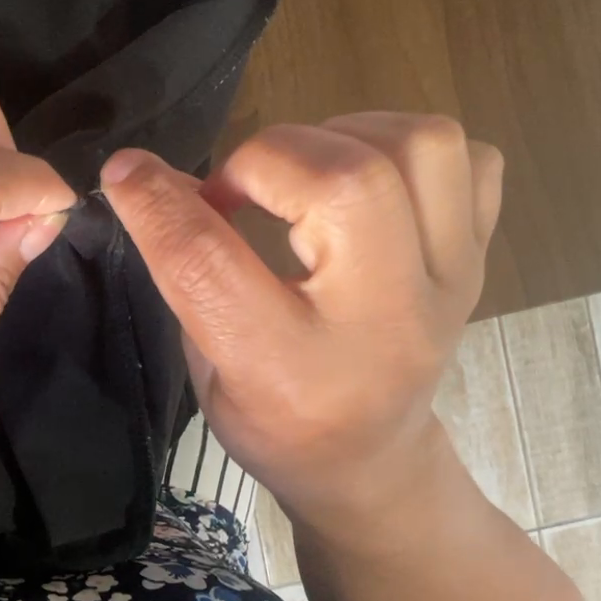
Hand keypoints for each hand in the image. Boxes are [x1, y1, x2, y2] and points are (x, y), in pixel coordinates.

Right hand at [99, 113, 503, 530]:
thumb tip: (152, 180)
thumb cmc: (269, 425)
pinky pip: (464, 159)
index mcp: (284, 366)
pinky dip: (404, 146)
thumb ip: (185, 275)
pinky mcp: (477, 260)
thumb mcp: (204, 370)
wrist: (368, 462)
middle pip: (342, 181)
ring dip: (336, 137)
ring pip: (418, 147)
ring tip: (296, 174)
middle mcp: (378, 321)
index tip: (124, 174)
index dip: (157, 206)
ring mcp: (445, 284)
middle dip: (262, 158)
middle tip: (232, 192)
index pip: (210, 264)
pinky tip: (358, 179)